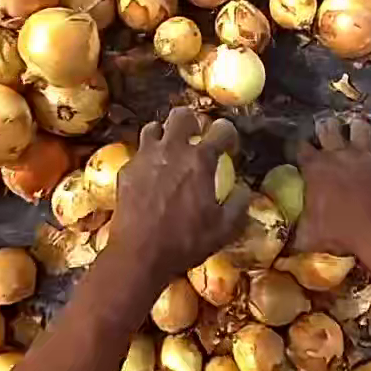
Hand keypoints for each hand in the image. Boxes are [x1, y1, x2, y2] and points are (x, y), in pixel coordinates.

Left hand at [107, 108, 251, 281]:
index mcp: (200, 160)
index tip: (229, 145)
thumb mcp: (224, 229)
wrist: (138, 254)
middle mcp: (172, 150)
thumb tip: (243, 190)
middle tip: (196, 136)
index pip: (221, 130)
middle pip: (181, 116)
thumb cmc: (185, 241)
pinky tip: (149, 174)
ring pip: (153, 127)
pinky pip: (138, 153)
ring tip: (169, 149)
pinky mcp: (126, 170)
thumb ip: (238, 205)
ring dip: (165, 134)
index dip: (228, 133)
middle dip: (192, 121)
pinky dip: (147, 157)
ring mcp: (145, 157)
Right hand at [295, 115, 370, 262]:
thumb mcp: (309, 237)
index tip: (297, 150)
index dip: (297, 146)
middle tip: (325, 131)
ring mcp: (364, 156)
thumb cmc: (340, 232)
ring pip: (359, 128)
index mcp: (315, 167)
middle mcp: (338, 154)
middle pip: (328, 127)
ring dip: (355, 129)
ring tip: (353, 132)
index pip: (299, 147)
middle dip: (325, 127)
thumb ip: (295, 235)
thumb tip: (281, 247)